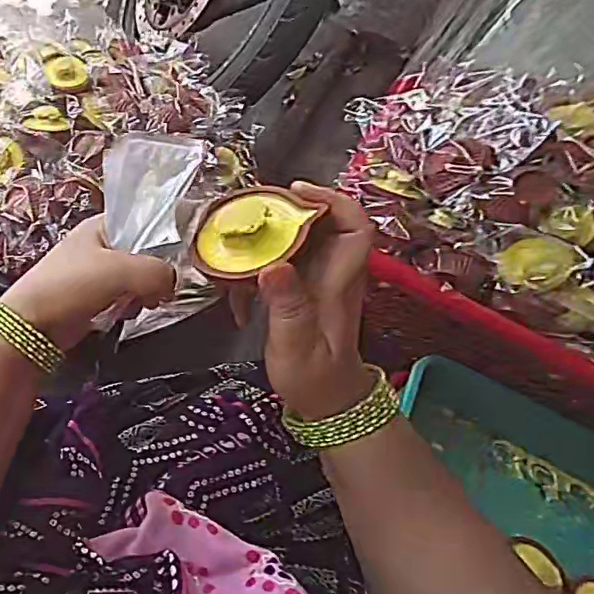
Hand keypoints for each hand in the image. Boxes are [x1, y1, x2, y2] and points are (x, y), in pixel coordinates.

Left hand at [0, 216, 177, 348]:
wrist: (31, 324)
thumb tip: (171, 285)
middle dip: (154, 274)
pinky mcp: (92, 298)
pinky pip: (123, 298)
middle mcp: (99, 245)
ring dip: (142, 293)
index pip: (146, 222)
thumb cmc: (71, 286)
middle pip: (144, 254)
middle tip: (154, 289)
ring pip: (136, 280)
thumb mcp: (121, 270)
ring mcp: (95, 273)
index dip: (165, 239)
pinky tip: (126, 314)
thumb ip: (158, 272)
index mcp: (102, 226)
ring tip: (139, 303)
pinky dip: (128, 306)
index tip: (176, 260)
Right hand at [238, 181, 374, 419]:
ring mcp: (319, 281)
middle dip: (292, 208)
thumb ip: (287, 307)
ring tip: (240, 234)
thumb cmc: (315, 377)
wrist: (328, 400)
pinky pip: (287, 258)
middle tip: (253, 208)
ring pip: (303, 239)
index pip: (354, 227)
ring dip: (273, 231)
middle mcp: (333, 274)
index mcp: (338, 283)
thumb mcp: (295, 346)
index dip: (332, 200)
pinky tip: (239, 275)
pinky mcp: (304, 289)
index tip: (296, 192)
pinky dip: (264, 257)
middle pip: (325, 223)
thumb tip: (273, 267)